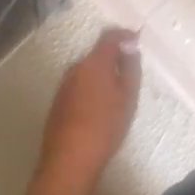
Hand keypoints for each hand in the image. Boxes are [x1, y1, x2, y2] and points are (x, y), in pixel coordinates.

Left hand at [30, 28, 141, 194]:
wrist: (69, 159)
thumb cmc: (104, 125)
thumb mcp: (127, 97)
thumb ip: (131, 68)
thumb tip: (130, 48)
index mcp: (95, 62)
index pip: (109, 36)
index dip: (124, 35)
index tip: (136, 39)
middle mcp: (76, 68)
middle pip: (97, 54)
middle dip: (112, 58)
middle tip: (127, 73)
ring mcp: (64, 85)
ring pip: (86, 72)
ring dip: (100, 75)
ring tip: (113, 95)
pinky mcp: (57, 103)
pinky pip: (78, 86)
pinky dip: (89, 89)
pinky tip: (96, 109)